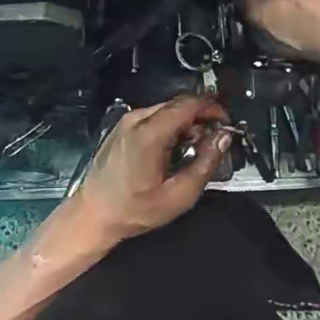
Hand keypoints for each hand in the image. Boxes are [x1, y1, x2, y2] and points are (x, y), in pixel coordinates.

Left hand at [71, 95, 231, 242]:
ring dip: (186, 123)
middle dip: (201, 117)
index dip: (213, 108)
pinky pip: (153, 117)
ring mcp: (126, 122)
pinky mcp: (122, 128)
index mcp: (149, 133)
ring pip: (166, 110)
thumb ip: (205, 163)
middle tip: (215, 138)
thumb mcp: (179, 195)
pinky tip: (174, 150)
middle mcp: (136, 120)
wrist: (93, 215)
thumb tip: (223, 137)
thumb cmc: (135, 209)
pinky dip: (170, 127)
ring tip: (195, 148)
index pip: (188, 104)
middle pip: (178, 104)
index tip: (226, 122)